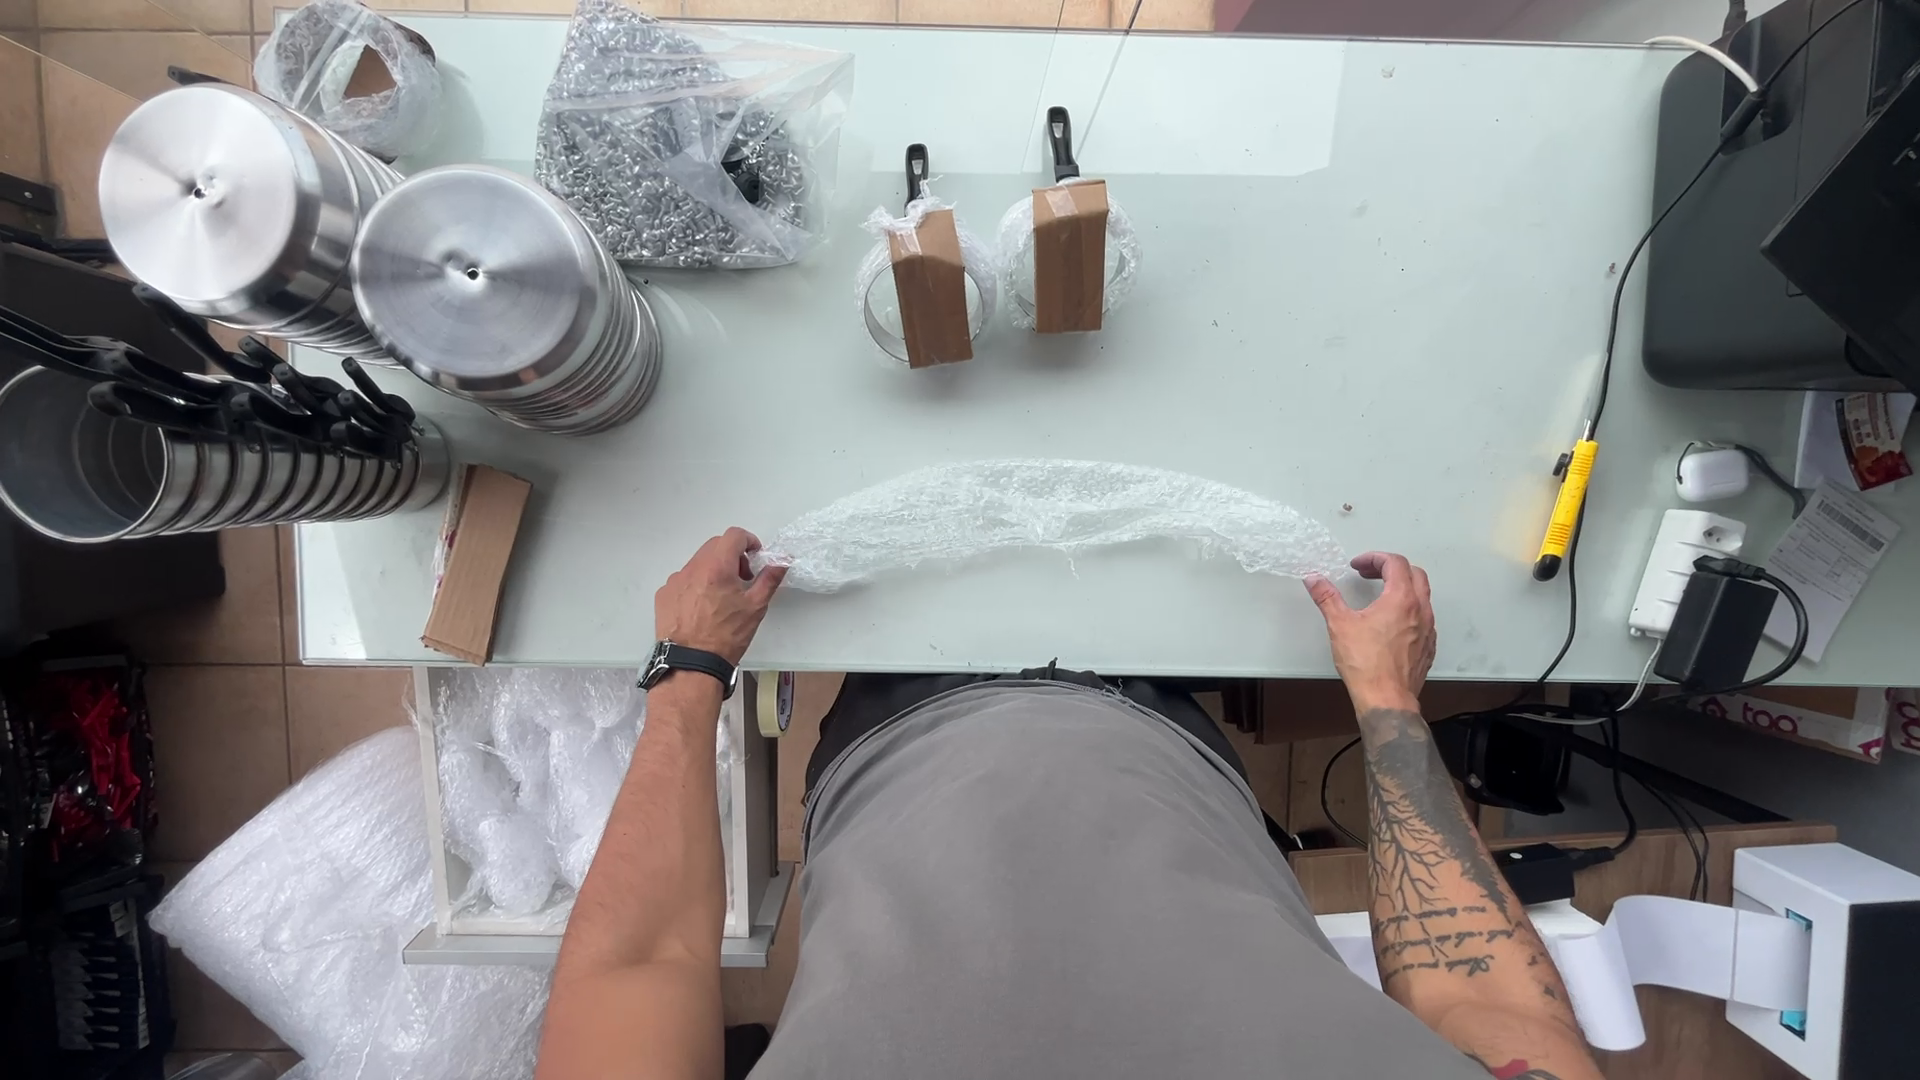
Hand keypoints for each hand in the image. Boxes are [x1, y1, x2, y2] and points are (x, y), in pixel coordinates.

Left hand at [654, 528, 785, 666]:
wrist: (691, 664)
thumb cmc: (726, 636)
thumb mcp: (755, 607)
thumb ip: (769, 579)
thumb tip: (781, 561)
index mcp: (717, 567)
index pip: (733, 535)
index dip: (749, 541)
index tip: (755, 556)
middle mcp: (693, 568)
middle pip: (715, 546)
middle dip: (732, 555)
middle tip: (742, 578)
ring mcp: (675, 581)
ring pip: (698, 563)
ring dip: (714, 570)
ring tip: (721, 596)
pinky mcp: (664, 594)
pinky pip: (684, 579)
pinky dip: (697, 584)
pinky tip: (703, 607)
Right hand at [1304, 551, 1435, 714]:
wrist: (1386, 698)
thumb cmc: (1366, 663)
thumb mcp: (1339, 624)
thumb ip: (1327, 597)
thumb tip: (1314, 579)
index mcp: (1401, 600)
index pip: (1396, 564)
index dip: (1375, 558)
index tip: (1358, 565)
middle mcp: (1420, 611)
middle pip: (1415, 574)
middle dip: (1391, 568)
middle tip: (1368, 573)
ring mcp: (1428, 629)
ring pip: (1422, 595)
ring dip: (1401, 587)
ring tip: (1378, 594)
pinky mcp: (1428, 645)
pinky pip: (1424, 617)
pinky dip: (1408, 608)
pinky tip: (1389, 621)